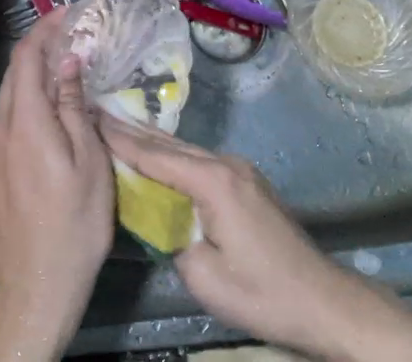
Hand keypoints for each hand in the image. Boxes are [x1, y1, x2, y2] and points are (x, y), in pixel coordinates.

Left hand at [0, 8, 114, 361]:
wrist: (36, 282)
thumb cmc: (73, 222)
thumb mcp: (88, 161)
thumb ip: (74, 107)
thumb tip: (70, 60)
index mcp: (25, 119)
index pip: (27, 56)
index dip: (46, 28)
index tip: (70, 11)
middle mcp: (3, 125)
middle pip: (16, 69)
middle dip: (42, 42)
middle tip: (76, 30)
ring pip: (14, 89)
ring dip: (38, 66)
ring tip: (72, 57)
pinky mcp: (2, 162)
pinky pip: (15, 109)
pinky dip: (34, 90)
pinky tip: (58, 97)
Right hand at [101, 117, 411, 361]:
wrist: (322, 300)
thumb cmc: (262, 292)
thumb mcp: (204, 275)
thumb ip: (170, 237)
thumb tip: (158, 219)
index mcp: (213, 181)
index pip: (155, 155)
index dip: (120, 139)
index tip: (89, 117)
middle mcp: (226, 164)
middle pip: (169, 144)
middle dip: (131, 130)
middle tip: (94, 112)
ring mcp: (240, 170)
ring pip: (185, 150)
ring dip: (151, 141)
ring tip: (115, 127)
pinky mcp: (246, 183)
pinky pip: (199, 161)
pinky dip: (171, 156)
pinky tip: (155, 155)